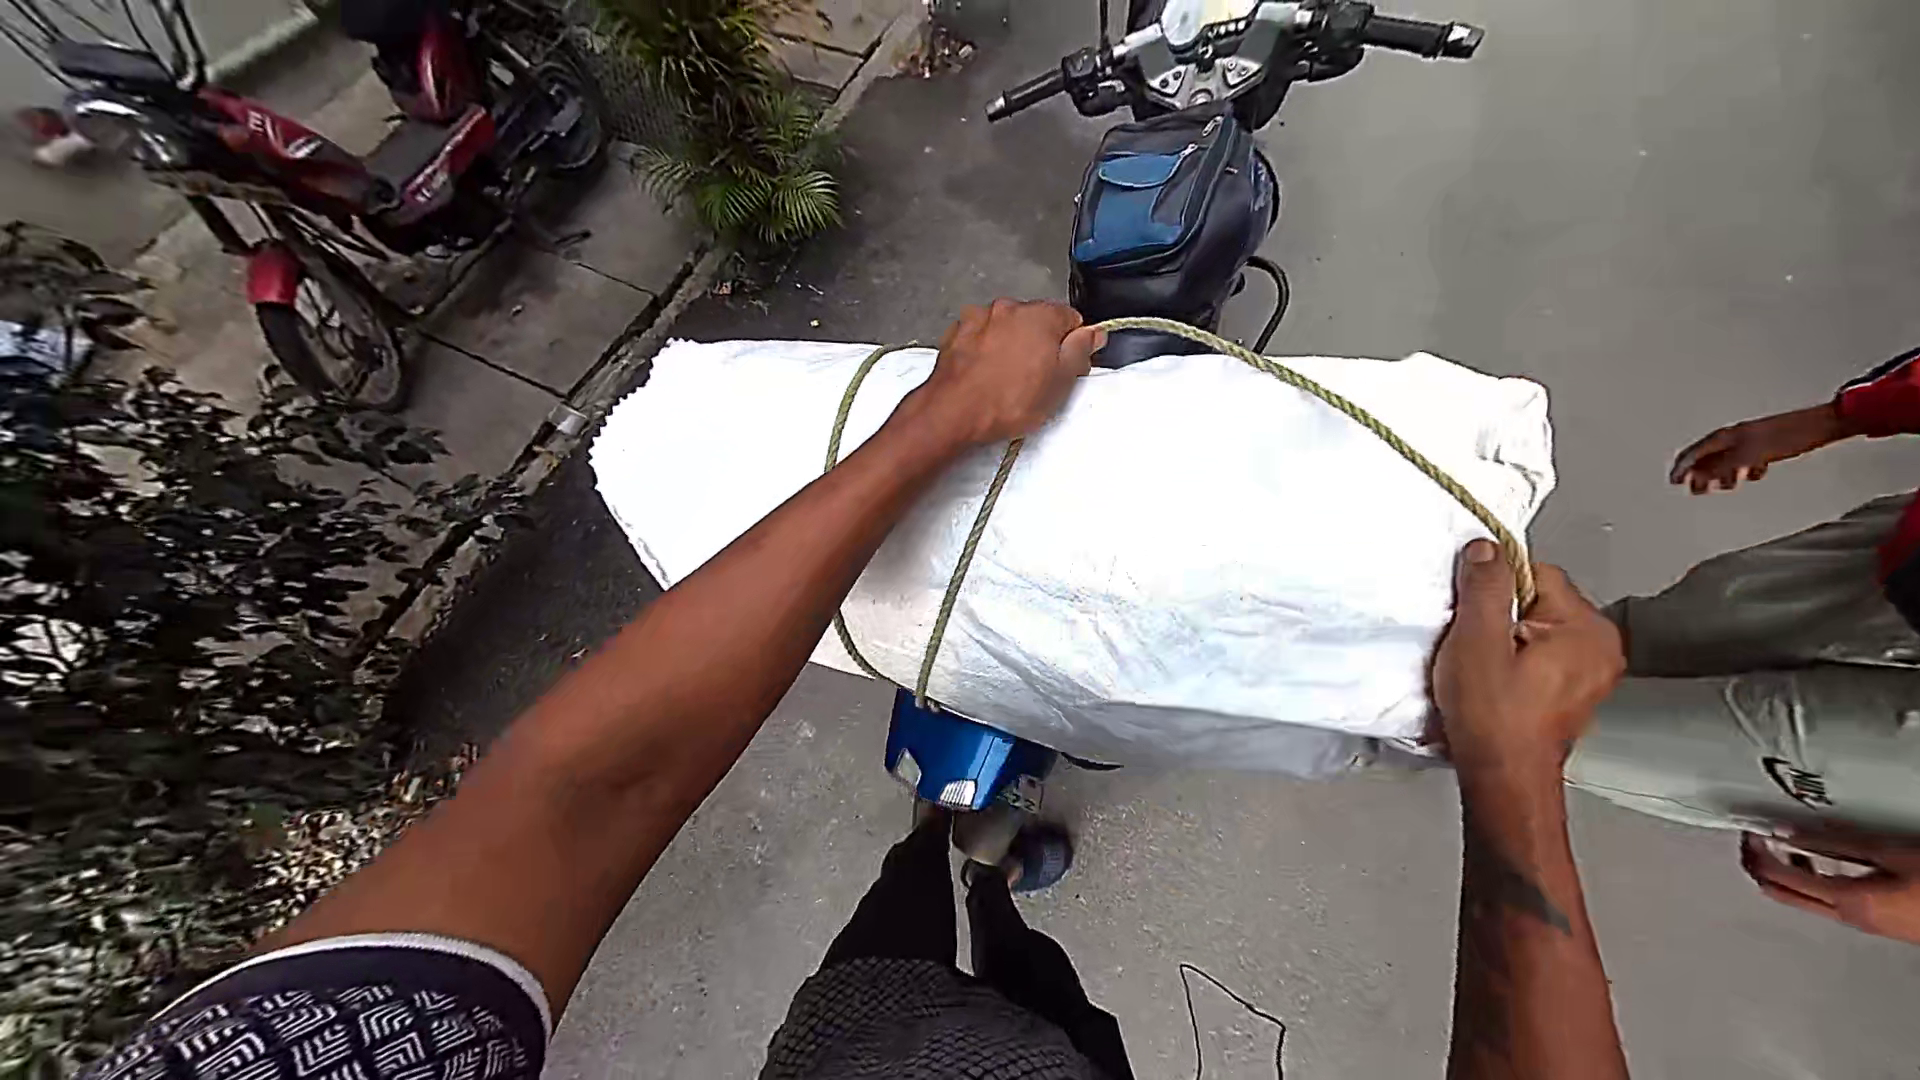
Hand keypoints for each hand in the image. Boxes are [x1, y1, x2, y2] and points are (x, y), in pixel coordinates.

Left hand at [910, 299, 1105, 445]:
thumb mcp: (1059, 383)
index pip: (1070, 318)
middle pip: (1036, 322)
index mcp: (1041, 315)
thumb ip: (1080, 351)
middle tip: (1036, 380)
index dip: (1072, 345)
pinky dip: (984, 352)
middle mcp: (1008, 309)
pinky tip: (985, 377)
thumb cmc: (1003, 402)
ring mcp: (979, 319)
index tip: (1068, 365)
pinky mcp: (957, 334)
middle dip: (1039, 345)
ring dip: (1009, 347)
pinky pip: (980, 339)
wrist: (953, 413)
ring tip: (1006, 382)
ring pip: (1005, 329)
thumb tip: (1093, 334)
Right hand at [1432, 540, 1624, 778]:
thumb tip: (1487, 547)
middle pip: (1534, 600)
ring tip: (1475, 661)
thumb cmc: (1491, 710)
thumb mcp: (1476, 639)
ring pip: (1533, 627)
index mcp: (1586, 628)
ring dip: (1499, 635)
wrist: (1502, 774)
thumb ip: (1484, 588)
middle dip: (1495, 612)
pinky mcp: (1571, 690)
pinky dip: (1509, 656)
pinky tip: (1488, 677)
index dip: (1492, 585)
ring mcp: (1590, 671)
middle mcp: (1600, 646)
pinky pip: (1536, 652)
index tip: (1466, 610)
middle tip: (1468, 640)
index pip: (1534, 573)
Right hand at [1669, 404, 1847, 493]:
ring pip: (1726, 459)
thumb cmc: (1791, 435)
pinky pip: (1745, 459)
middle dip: (1699, 473)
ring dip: (1721, 473)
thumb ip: (1720, 467)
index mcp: (1722, 437)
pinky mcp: (1767, 444)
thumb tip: (1697, 476)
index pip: (1691, 455)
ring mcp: (1750, 439)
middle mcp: (1732, 437)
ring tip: (1721, 485)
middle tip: (1694, 487)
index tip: (1674, 481)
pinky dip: (1742, 469)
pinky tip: (1750, 475)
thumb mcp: (1748, 455)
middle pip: (1706, 457)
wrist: (1828, 424)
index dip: (1681, 469)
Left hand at [1742, 829, 1919, 944]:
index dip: (1752, 849)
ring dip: (1785, 873)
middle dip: (1757, 865)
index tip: (1748, 828)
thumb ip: (1832, 842)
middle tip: (1756, 838)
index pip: (1773, 874)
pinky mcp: (1887, 927)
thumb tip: (1782, 831)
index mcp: (1846, 900)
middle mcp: (1850, 918)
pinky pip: (1831, 904)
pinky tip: (1823, 863)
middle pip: (1779, 892)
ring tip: (1788, 845)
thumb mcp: (1890, 853)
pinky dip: (1812, 881)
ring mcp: (1869, 926)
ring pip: (1803, 900)